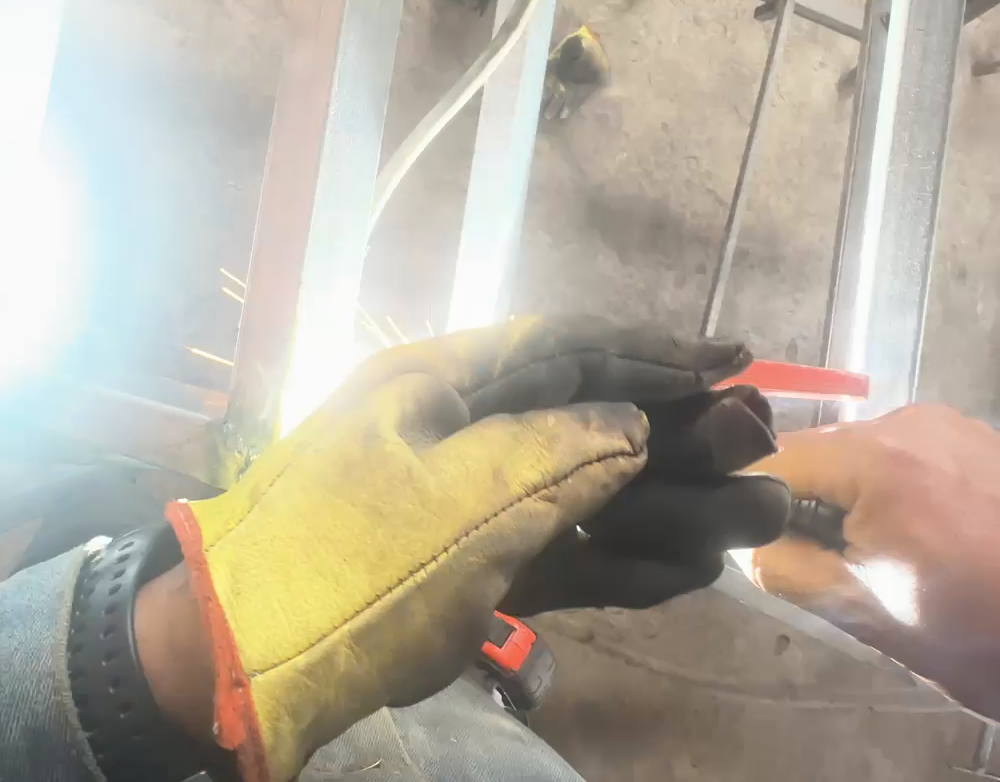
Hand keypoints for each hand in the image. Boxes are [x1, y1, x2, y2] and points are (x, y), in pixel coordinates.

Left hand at [158, 317, 757, 781]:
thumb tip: (630, 424)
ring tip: (747, 503)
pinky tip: (685, 559)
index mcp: (437, 382)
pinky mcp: (469, 558)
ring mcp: (463, 495)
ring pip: (575, 483)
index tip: (725, 356)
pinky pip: (555, 543)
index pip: (560, 345)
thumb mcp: (458, 495)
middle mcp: (454, 426)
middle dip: (667, 424)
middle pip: (577, 412)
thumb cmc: (351, 559)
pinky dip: (615, 553)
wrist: (248, 653)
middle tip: (750, 432)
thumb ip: (554, 451)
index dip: (646, 349)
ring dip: (657, 495)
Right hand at [749, 406, 999, 780]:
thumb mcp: (871, 617)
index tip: (769, 545)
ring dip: (852, 493)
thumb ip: (784, 567)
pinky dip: (898, 486)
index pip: (766, 460)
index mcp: (874, 461)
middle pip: (813, 451)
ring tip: (892, 552)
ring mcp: (953, 425)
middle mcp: (908, 422)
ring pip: (859, 451)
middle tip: (832, 558)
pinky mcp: (987, 439)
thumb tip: (744, 539)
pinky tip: (938, 536)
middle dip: (805, 499)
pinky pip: (908, 452)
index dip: (753, 503)